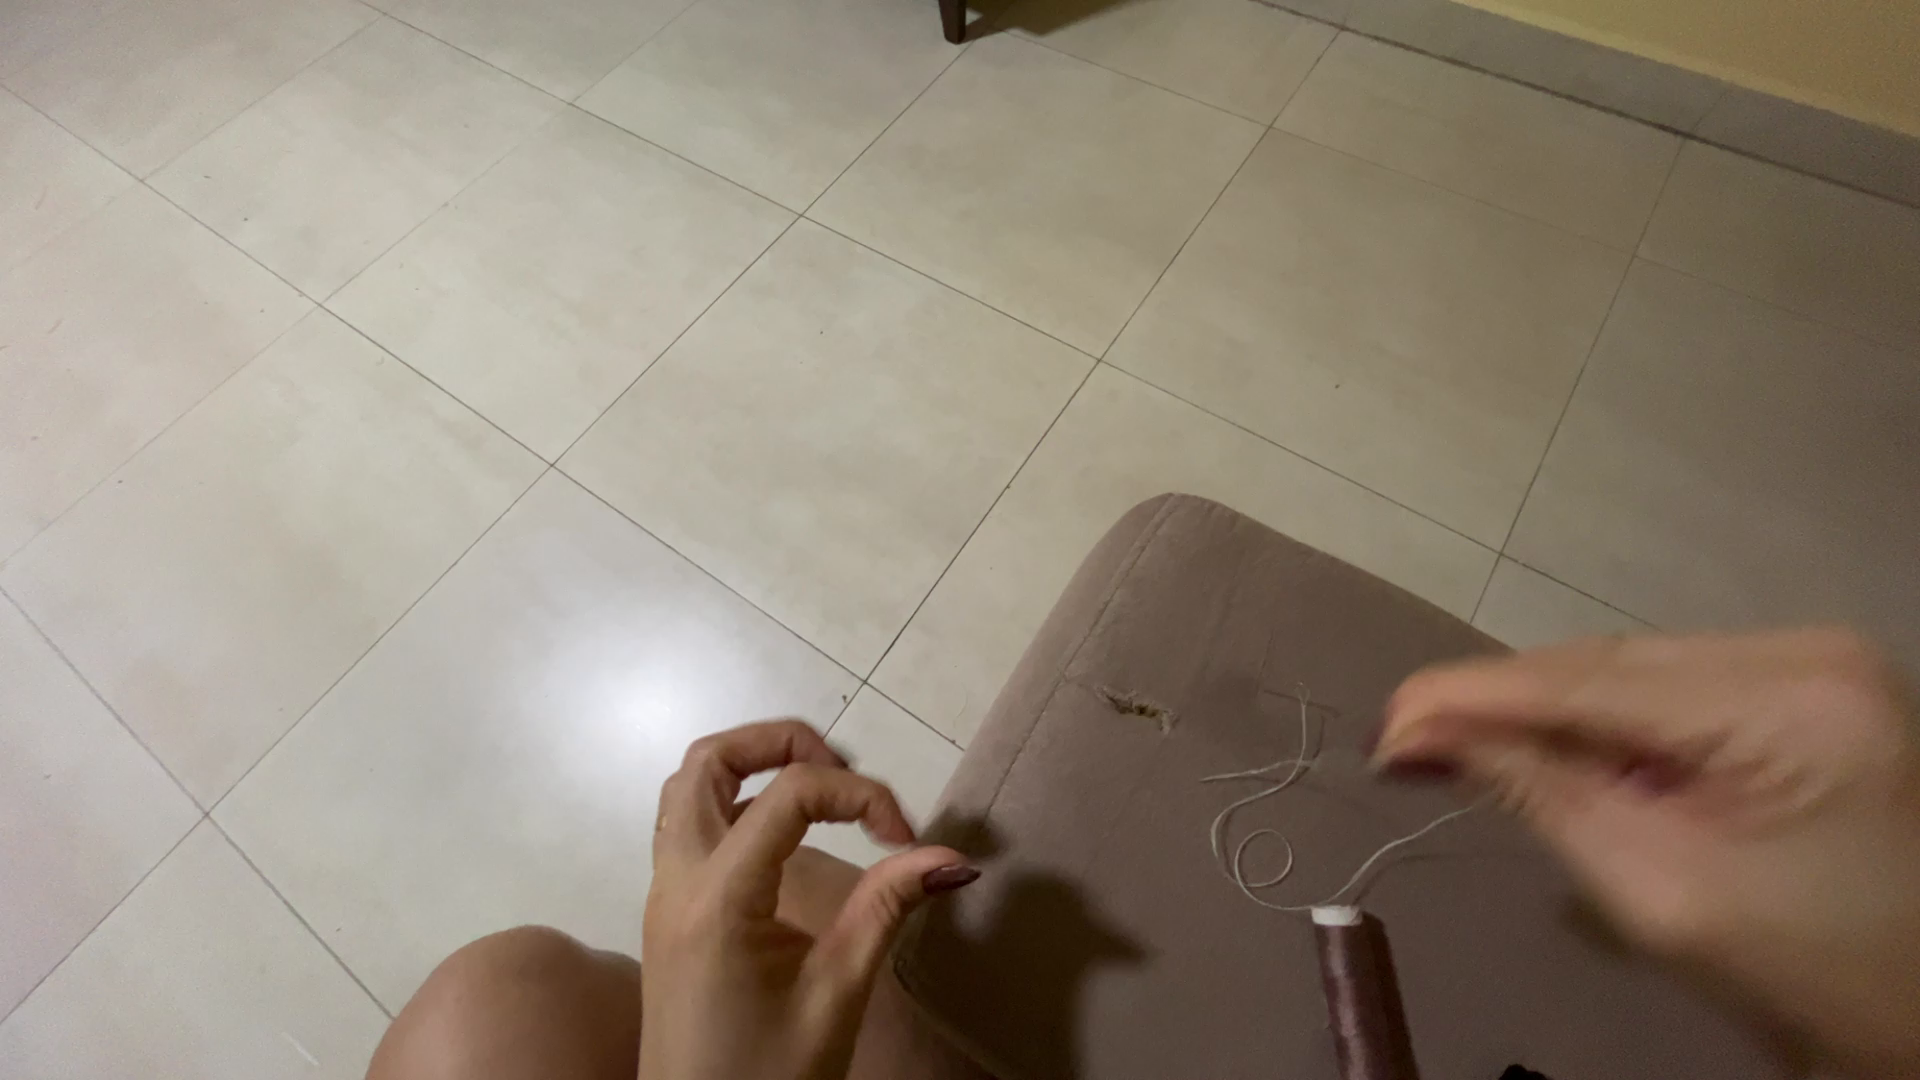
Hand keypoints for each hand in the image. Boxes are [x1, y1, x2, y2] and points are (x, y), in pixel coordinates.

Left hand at [639, 719, 976, 1079]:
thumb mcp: (837, 993)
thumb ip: (888, 906)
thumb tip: (955, 859)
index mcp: (718, 898)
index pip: (790, 794)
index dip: (860, 794)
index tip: (903, 836)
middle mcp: (677, 879)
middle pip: (710, 759)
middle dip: (781, 742)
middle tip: (842, 772)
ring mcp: (664, 891)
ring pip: (689, 784)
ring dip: (751, 762)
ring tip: (816, 789)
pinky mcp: (670, 907)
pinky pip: (691, 820)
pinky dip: (736, 796)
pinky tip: (783, 829)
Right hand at [1376, 627, 1919, 1078]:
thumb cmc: (1808, 970)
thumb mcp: (1647, 887)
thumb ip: (1528, 788)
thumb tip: (1411, 735)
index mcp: (1787, 710)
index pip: (1575, 684)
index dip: (1458, 700)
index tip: (1380, 735)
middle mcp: (1794, 653)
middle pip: (1583, 665)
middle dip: (1485, 706)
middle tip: (1406, 748)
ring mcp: (1795, 655)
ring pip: (1599, 666)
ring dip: (1523, 710)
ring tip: (1458, 748)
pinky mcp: (1782, 672)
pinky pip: (1635, 679)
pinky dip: (1571, 713)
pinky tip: (1536, 744)